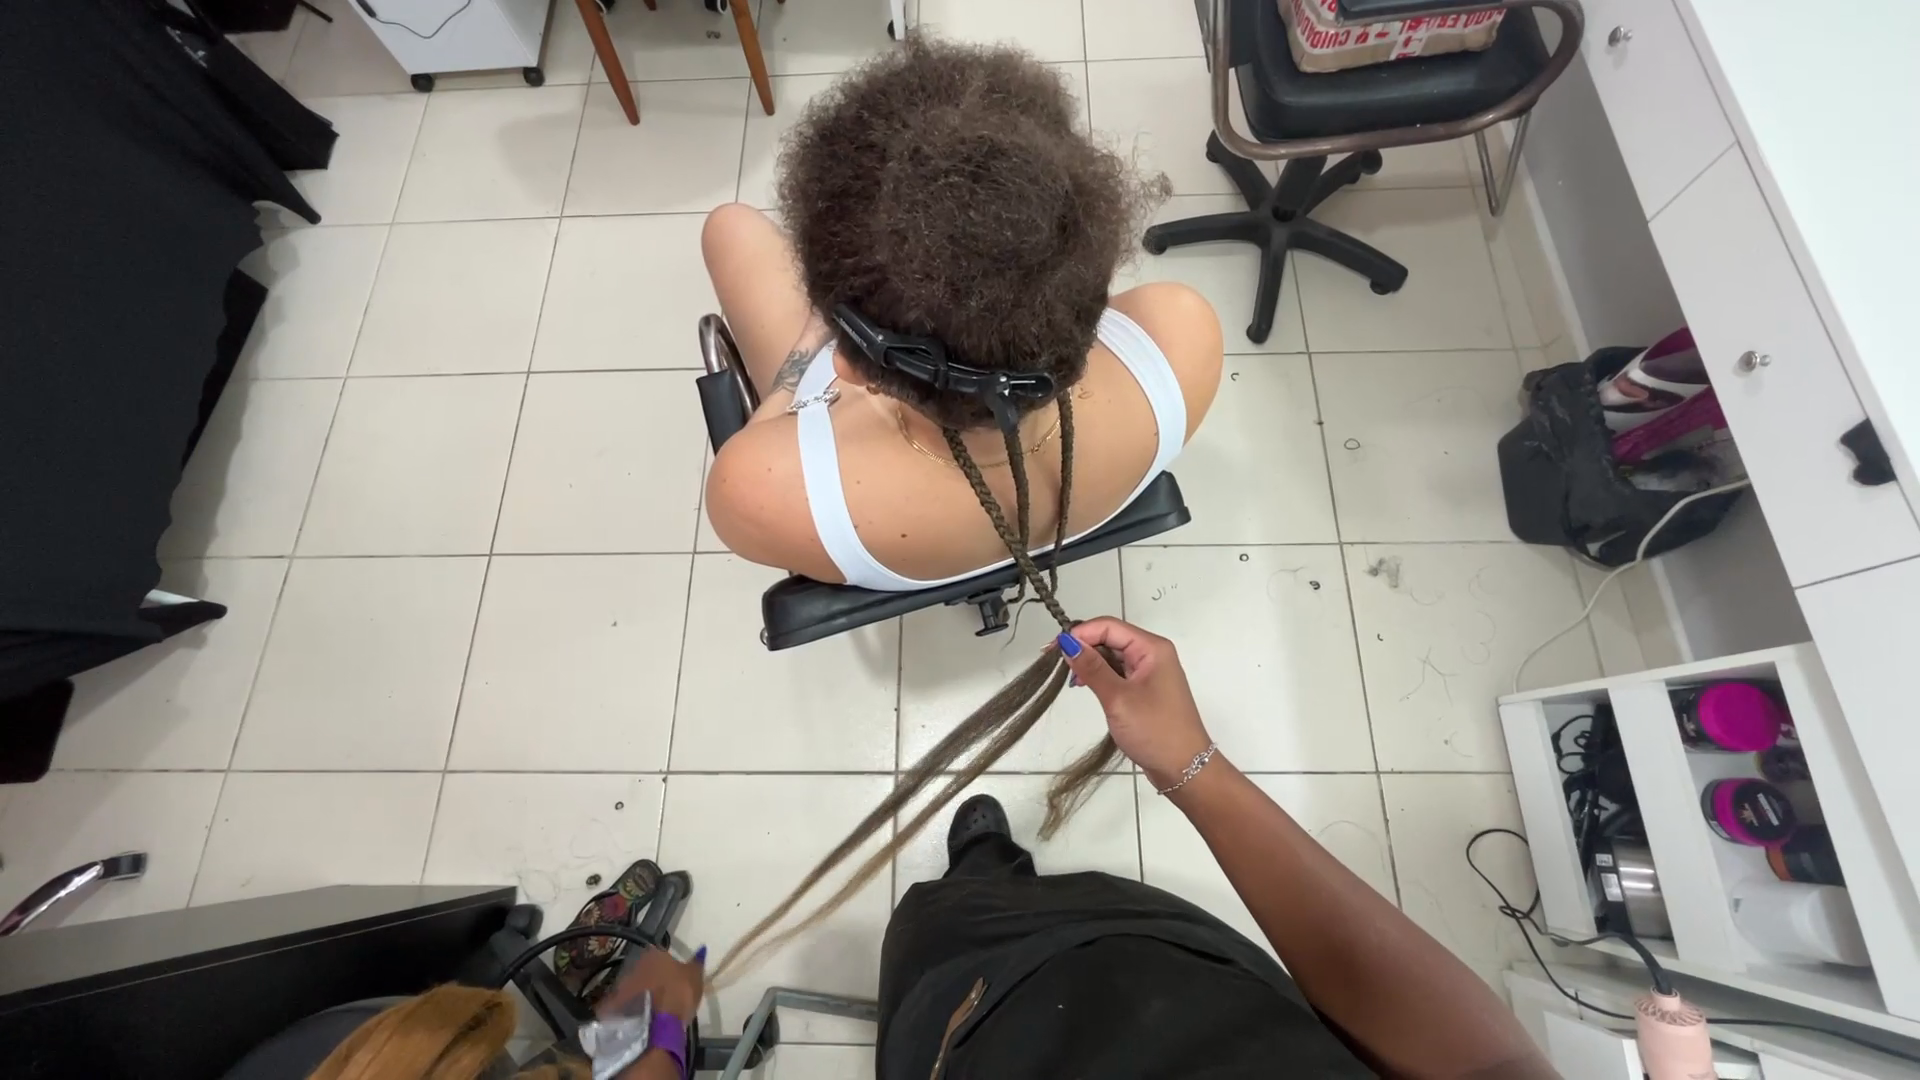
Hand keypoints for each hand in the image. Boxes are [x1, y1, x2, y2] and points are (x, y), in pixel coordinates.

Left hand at [595, 945, 705, 1021]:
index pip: (660, 953)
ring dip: (640, 994)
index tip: (673, 974)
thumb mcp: (695, 976)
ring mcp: (620, 988)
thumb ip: (697, 961)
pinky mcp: (611, 1010)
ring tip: (652, 1008)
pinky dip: (630, 1011)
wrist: (652, 1030)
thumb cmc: (677, 995)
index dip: (667, 964)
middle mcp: (633, 966)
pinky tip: (639, 1020)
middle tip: (663, 991)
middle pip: (644, 970)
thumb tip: (701, 949)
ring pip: (633, 988)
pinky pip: (623, 1006)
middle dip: (651, 978)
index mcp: (653, 954)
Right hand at [1056, 618, 1212, 789]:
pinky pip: (1117, 671)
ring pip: (1111, 655)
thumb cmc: (1155, 731)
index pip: (1108, 626)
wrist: (1185, 769)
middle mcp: (1152, 653)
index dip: (1080, 633)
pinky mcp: (1144, 688)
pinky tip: (1084, 685)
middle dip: (1083, 647)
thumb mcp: (1118, 698)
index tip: (1054, 649)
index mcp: (1151, 648)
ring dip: (1089, 662)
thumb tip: (1067, 642)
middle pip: (1110, 637)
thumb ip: (1092, 668)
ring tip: (1070, 679)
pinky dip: (1099, 675)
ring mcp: (1149, 671)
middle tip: (1056, 663)